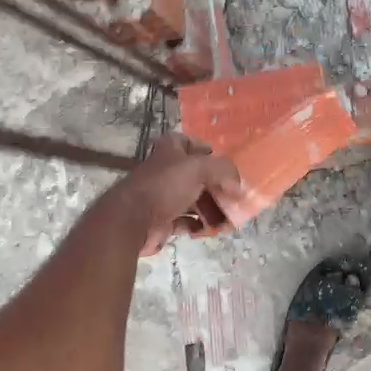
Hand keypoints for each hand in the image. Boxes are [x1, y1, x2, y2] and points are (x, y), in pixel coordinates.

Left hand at [99, 133, 241, 255]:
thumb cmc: (165, 186)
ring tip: (230, 217)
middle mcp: (167, 171)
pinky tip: (211, 228)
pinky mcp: (164, 220)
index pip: (189, 142)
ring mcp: (164, 196)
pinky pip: (188, 220)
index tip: (223, 161)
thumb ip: (224, 170)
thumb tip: (238, 186)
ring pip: (195, 199)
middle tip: (236, 194)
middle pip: (197, 174)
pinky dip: (201, 225)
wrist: (132, 221)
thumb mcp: (200, 168)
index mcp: (170, 150)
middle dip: (217, 185)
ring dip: (213, 208)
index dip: (206, 149)